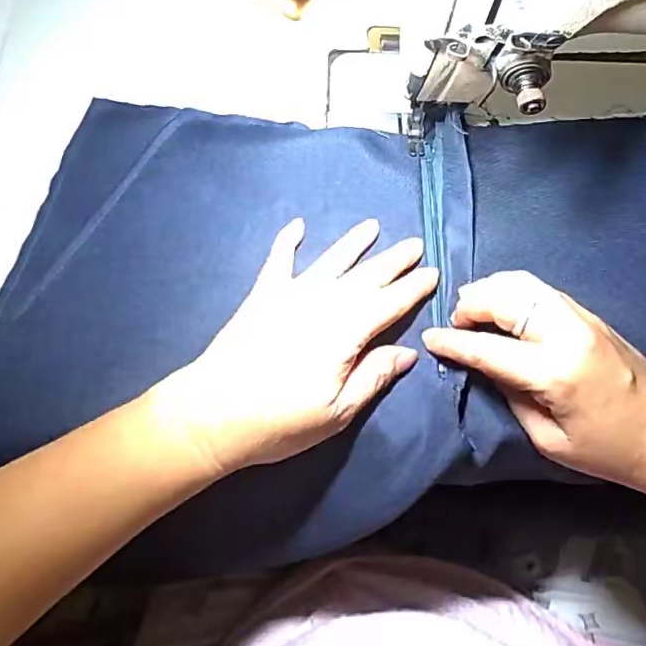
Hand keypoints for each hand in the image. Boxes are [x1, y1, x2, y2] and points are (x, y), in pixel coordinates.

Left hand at [148, 219, 437, 476]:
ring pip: (331, 262)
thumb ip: (373, 376)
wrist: (214, 411)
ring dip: (353, 243)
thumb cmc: (280, 420)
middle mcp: (322, 303)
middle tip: (415, 243)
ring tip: (372, 226)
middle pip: (366, 277)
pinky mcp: (263, 295)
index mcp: (345, 332)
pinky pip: (278, 260)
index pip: (388, 304)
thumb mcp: (337, 411)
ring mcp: (290, 294)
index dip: (412, 288)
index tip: (432, 272)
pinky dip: (287, 241)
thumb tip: (407, 352)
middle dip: (393, 260)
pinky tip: (297, 226)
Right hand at [421, 271, 645, 501]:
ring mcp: (579, 316)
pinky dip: (512, 290)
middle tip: (455, 325)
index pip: (488, 348)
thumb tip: (482, 364)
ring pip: (521, 283)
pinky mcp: (588, 313)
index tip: (430, 338)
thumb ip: (510, 394)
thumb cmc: (608, 450)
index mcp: (554, 371)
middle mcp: (566, 332)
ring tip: (473, 311)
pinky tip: (503, 308)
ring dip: (490, 291)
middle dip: (469, 306)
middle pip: (503, 299)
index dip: (453, 342)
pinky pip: (539, 288)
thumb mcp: (547, 438)